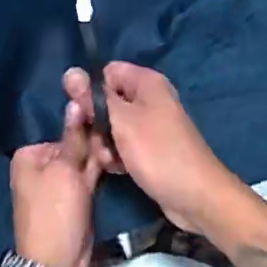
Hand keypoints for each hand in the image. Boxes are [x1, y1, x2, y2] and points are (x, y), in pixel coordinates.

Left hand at [9, 96, 102, 266]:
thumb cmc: (55, 213)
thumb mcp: (65, 170)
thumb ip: (74, 136)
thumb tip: (75, 100)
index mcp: (30, 155)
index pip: (60, 128)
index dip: (82, 120)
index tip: (105, 110)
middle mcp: (43, 166)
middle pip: (73, 142)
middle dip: (93, 138)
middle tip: (119, 126)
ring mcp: (60, 183)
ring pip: (84, 158)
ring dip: (100, 152)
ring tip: (124, 137)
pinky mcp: (76, 198)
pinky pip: (90, 175)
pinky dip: (101, 167)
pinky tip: (119, 154)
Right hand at [64, 62, 246, 236]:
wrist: (196, 196)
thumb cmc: (158, 152)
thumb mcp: (122, 122)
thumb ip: (95, 98)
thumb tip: (70, 71)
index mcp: (147, 81)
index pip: (107, 73)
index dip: (91, 90)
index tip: (81, 113)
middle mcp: (150, 97)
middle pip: (108, 100)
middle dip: (96, 122)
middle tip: (96, 142)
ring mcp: (151, 123)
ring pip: (113, 126)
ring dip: (104, 143)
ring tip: (108, 160)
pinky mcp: (151, 147)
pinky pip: (124, 144)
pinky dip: (117, 155)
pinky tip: (117, 169)